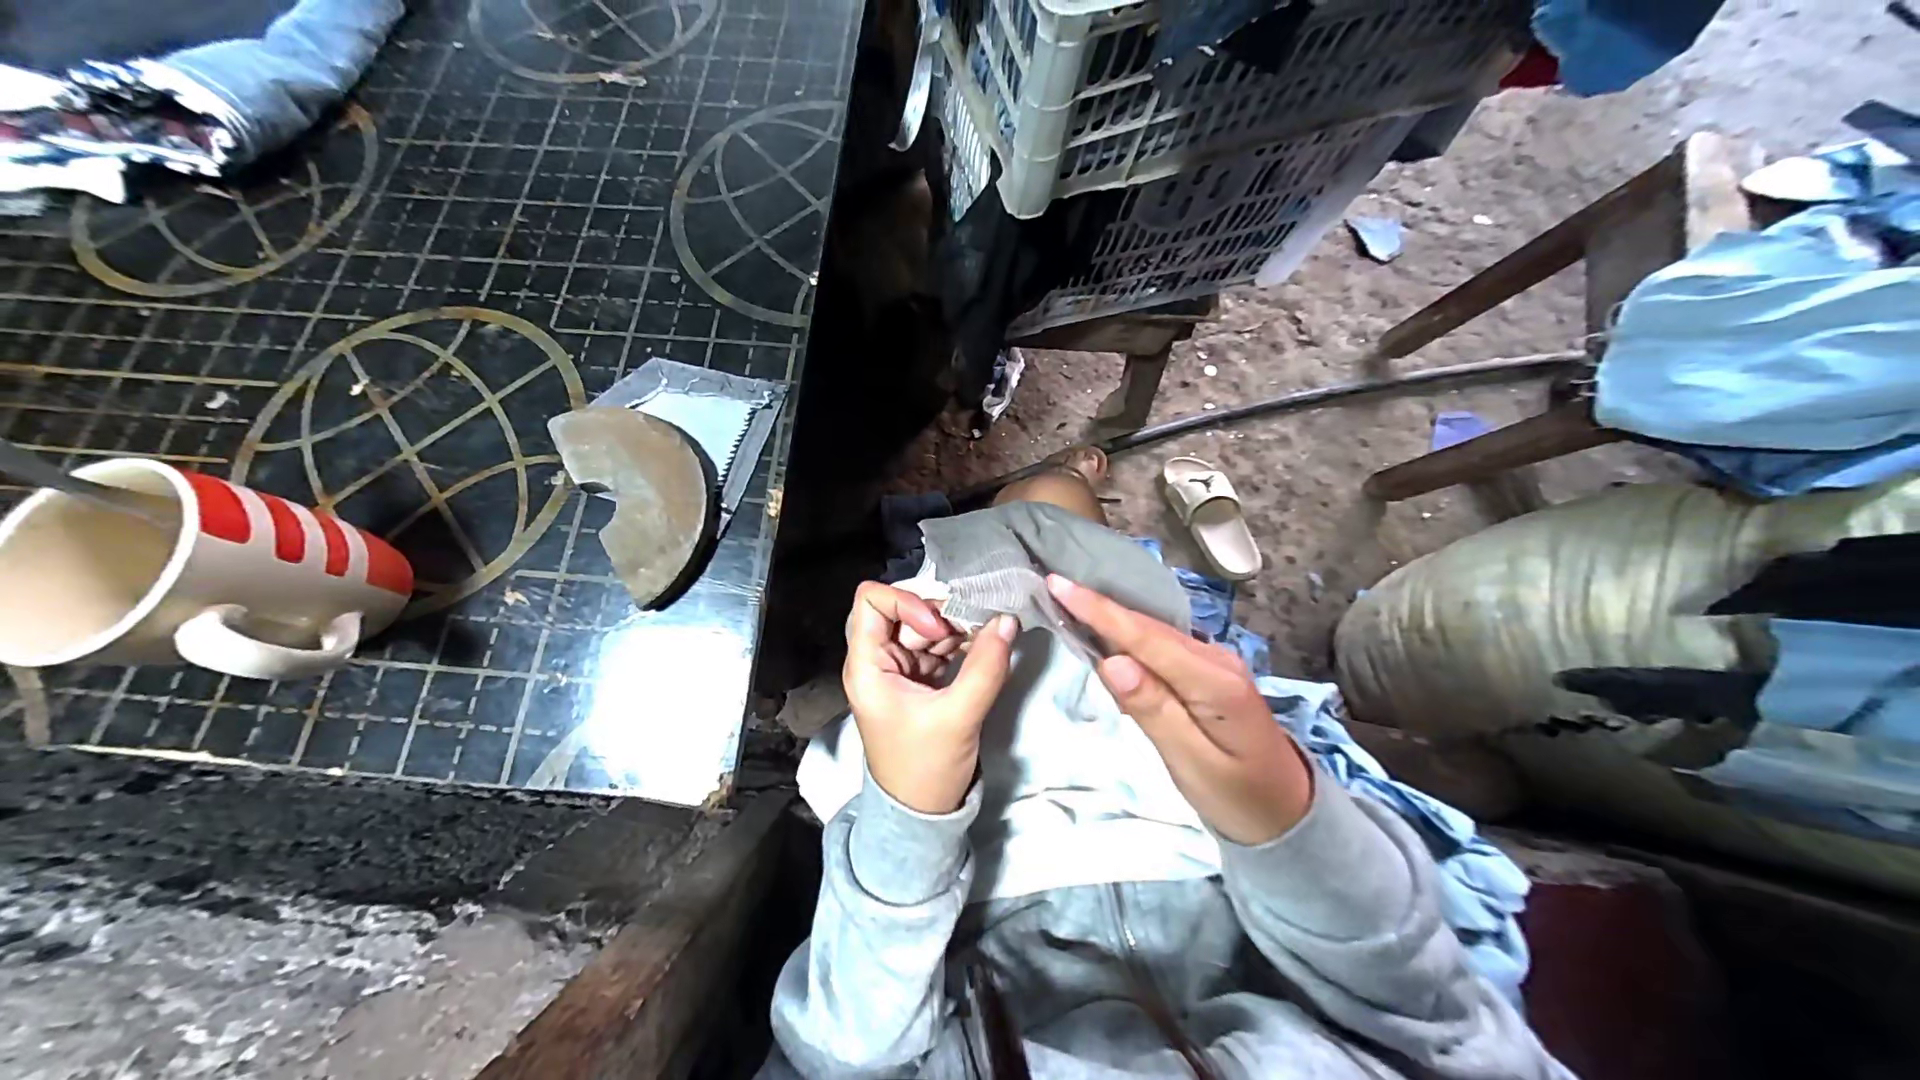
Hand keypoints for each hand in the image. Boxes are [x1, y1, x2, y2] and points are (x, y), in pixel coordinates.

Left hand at [842, 581, 1018, 813]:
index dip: (906, 601)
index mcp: (867, 665)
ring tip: (988, 638)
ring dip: (956, 628)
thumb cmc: (925, 768)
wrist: (921, 814)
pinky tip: (984, 649)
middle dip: (942, 614)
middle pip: (903, 610)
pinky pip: (937, 646)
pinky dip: (960, 644)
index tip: (939, 627)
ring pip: (925, 626)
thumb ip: (985, 667)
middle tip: (977, 628)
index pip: (871, 601)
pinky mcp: (919, 679)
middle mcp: (877, 660)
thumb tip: (1007, 620)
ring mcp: (898, 668)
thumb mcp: (958, 717)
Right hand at [1046, 575, 1311, 844]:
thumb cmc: (1239, 797)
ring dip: (1111, 615)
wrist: (1290, 812)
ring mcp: (1215, 661)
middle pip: (1148, 627)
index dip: (1100, 610)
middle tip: (1051, 585)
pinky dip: (1128, 633)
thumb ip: (1154, 710)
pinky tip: (1107, 628)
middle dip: (1099, 605)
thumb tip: (1112, 661)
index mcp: (1215, 682)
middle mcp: (1217, 659)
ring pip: (1153, 631)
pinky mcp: (1208, 670)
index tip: (1058, 584)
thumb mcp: (1193, 763)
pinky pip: (1161, 644)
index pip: (1146, 638)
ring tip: (1068, 598)